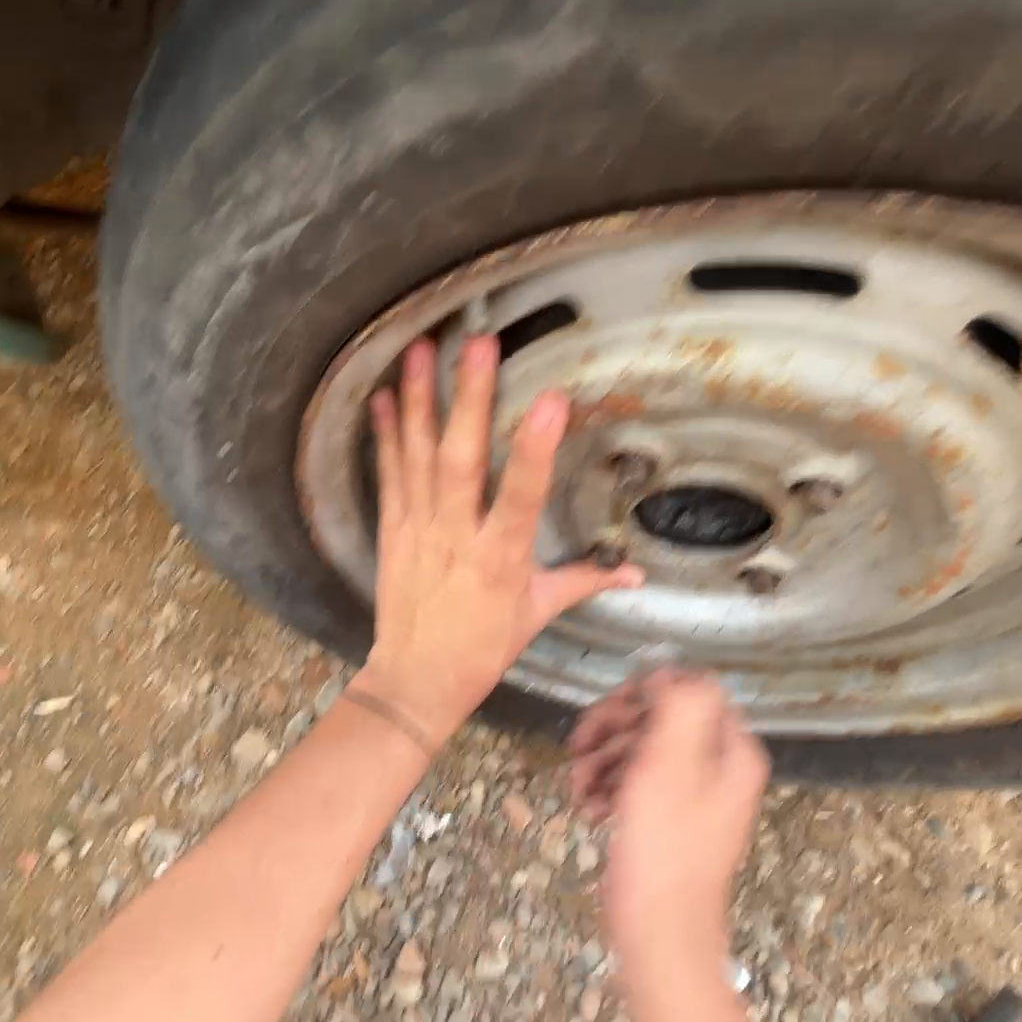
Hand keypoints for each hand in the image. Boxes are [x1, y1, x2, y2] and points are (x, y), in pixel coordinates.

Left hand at [357, 335, 642, 745]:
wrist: (415, 678)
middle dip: (470, 398)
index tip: (550, 400)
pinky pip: (388, 476)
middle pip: (460, 461)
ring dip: (421, 401)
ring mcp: (418, 529)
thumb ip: (585, 582)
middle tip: (477, 343)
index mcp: (500, 558)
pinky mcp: (392, 530)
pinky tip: (384, 397)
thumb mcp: (538, 615)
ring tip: (420, 349)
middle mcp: (456, 536)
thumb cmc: (482, 648)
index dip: (535, 449)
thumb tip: (636, 574)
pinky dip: (386, 436)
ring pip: (417, 458)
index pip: (522, 497)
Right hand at [569, 669, 768, 959]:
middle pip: (658, 719)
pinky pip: (633, 784)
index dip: (645, 694)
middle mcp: (716, 766)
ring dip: (601, 762)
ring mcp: (690, 795)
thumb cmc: (664, 846)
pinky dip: (606, 790)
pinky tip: (589, 809)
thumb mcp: (670, 764)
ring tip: (579, 788)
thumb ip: (678, 706)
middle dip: (613, 731)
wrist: (658, 933)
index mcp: (731, 750)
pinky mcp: (664, 819)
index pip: (690, 690)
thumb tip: (667, 670)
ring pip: (638, 751)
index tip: (610, 710)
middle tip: (579, 747)